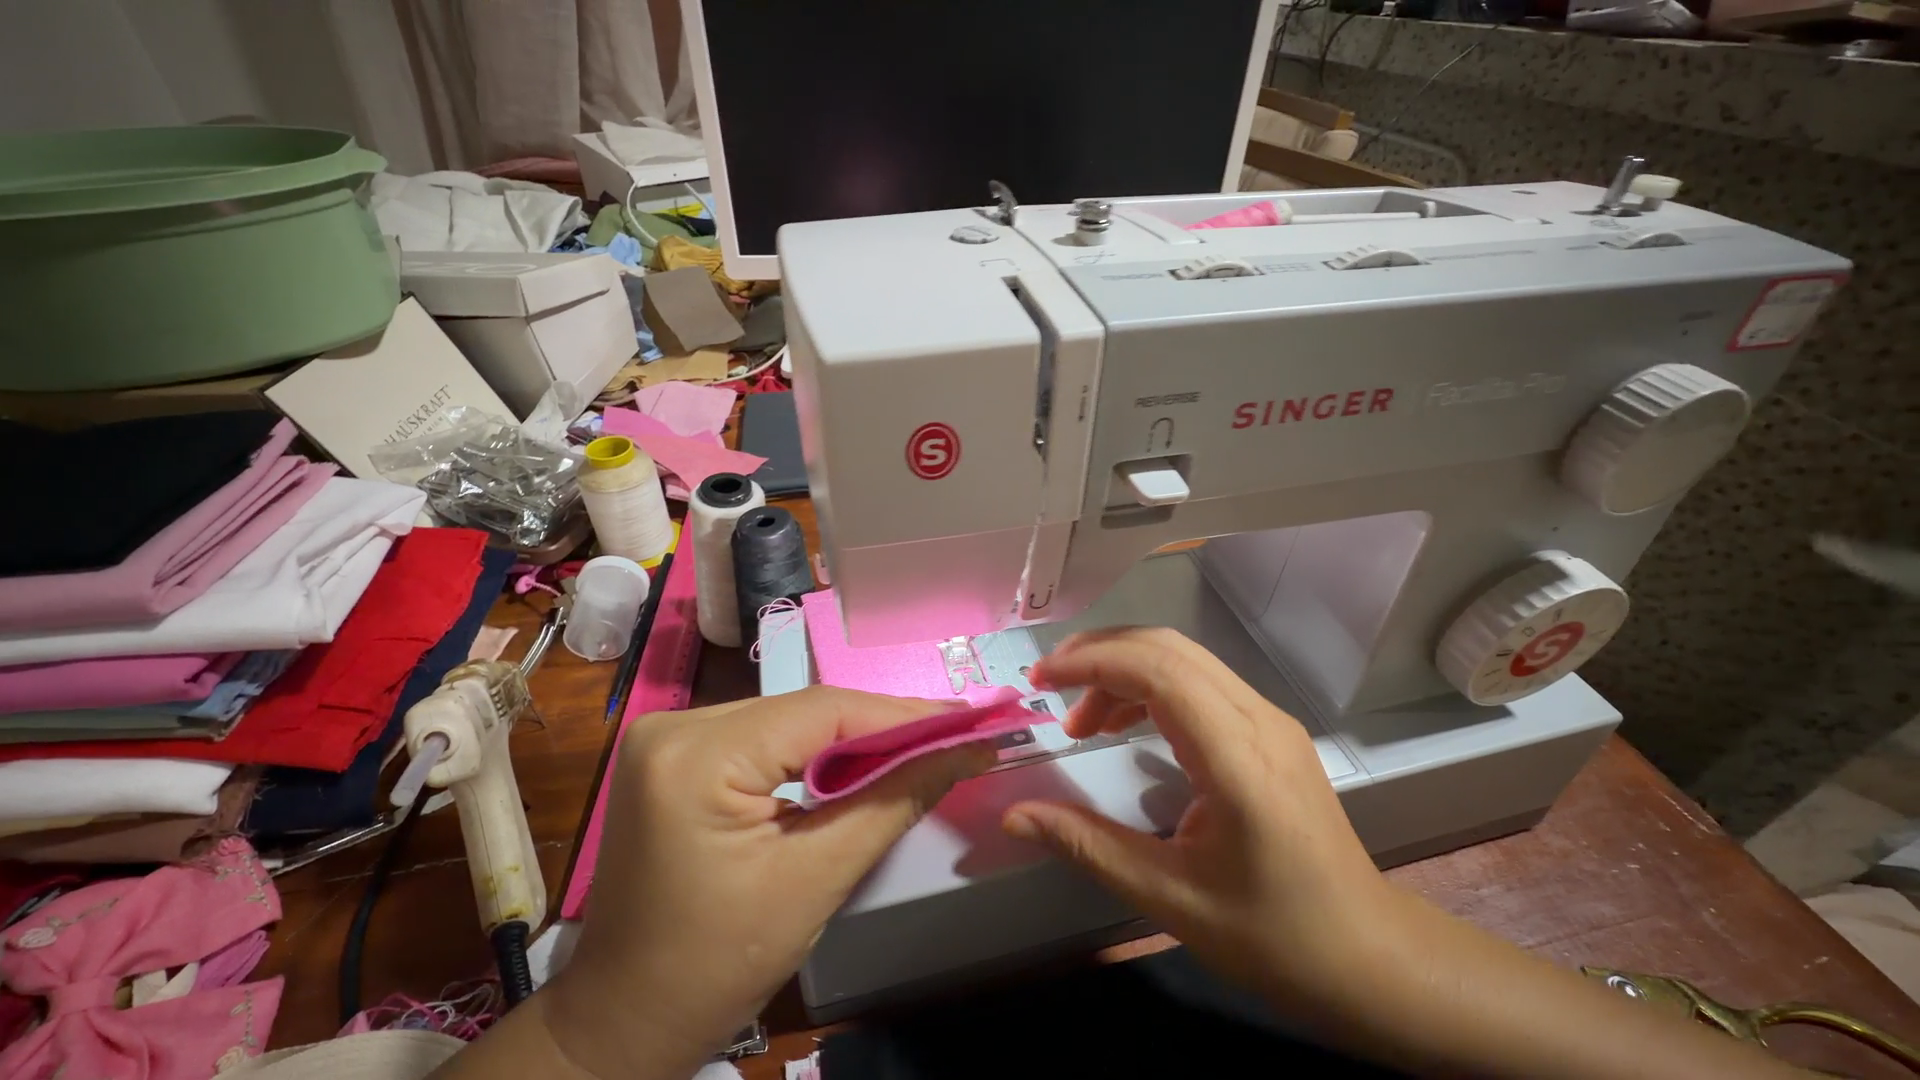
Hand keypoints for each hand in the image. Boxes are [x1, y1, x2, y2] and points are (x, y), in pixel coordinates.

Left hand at [544, 688, 993, 1078]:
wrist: (624, 1016)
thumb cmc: (717, 963)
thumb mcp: (814, 882)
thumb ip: (891, 803)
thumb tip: (960, 751)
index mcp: (696, 755)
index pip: (821, 711)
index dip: (902, 714)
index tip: (968, 721)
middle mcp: (674, 726)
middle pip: (803, 711)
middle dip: (881, 726)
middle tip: (953, 734)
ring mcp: (666, 738)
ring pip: (785, 721)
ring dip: (849, 738)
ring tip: (919, 747)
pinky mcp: (672, 757)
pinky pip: (760, 739)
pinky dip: (810, 752)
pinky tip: (854, 764)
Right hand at [1000, 626, 1393, 1017]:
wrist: (1369, 957)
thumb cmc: (1274, 936)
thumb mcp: (1169, 897)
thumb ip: (1087, 845)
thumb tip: (1014, 816)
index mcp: (1239, 758)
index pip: (1158, 670)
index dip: (1092, 662)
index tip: (1039, 682)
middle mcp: (1260, 721)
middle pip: (1170, 648)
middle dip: (1101, 653)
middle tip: (1047, 687)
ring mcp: (1271, 722)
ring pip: (1186, 661)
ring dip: (1125, 672)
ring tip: (1081, 724)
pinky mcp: (1272, 734)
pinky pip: (1203, 685)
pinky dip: (1152, 690)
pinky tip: (1126, 728)